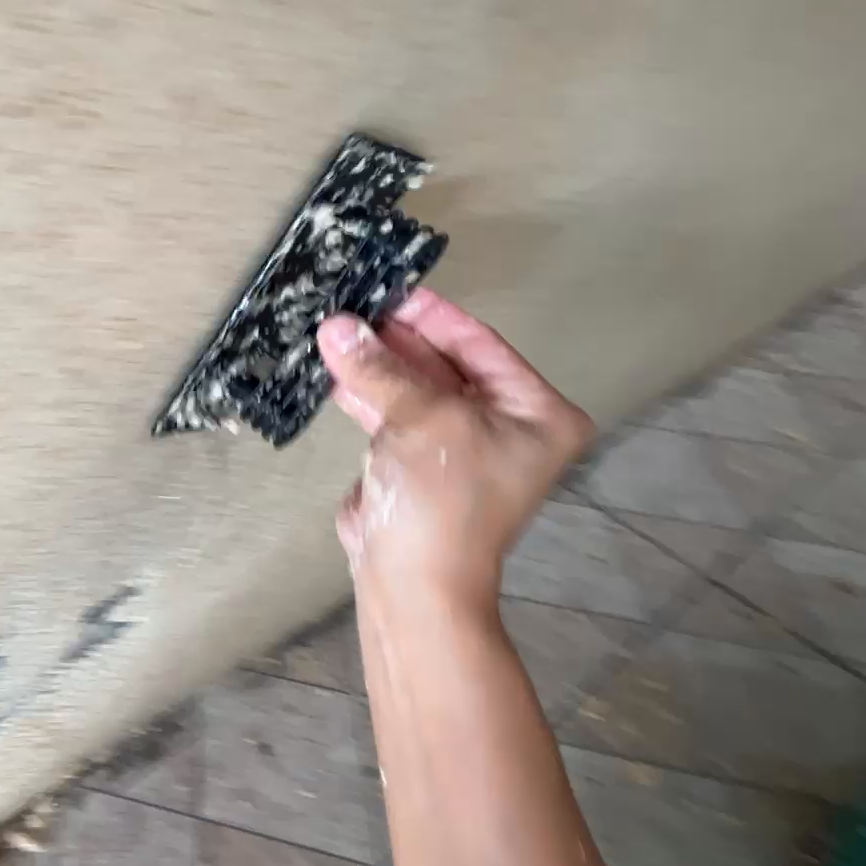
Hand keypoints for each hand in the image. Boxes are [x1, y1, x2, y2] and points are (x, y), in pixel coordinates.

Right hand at [315, 289, 594, 610]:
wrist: (412, 575)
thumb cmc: (443, 494)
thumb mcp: (420, 418)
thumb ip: (380, 367)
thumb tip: (335, 323)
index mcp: (534, 411)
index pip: (479, 344)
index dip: (433, 315)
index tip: (388, 289)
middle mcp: (500, 421)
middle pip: (441, 362)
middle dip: (394, 337)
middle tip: (350, 307)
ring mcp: (452, 441)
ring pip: (408, 386)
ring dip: (372, 362)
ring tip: (332, 333)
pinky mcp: (410, 458)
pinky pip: (386, 410)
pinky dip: (360, 390)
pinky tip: (332, 370)